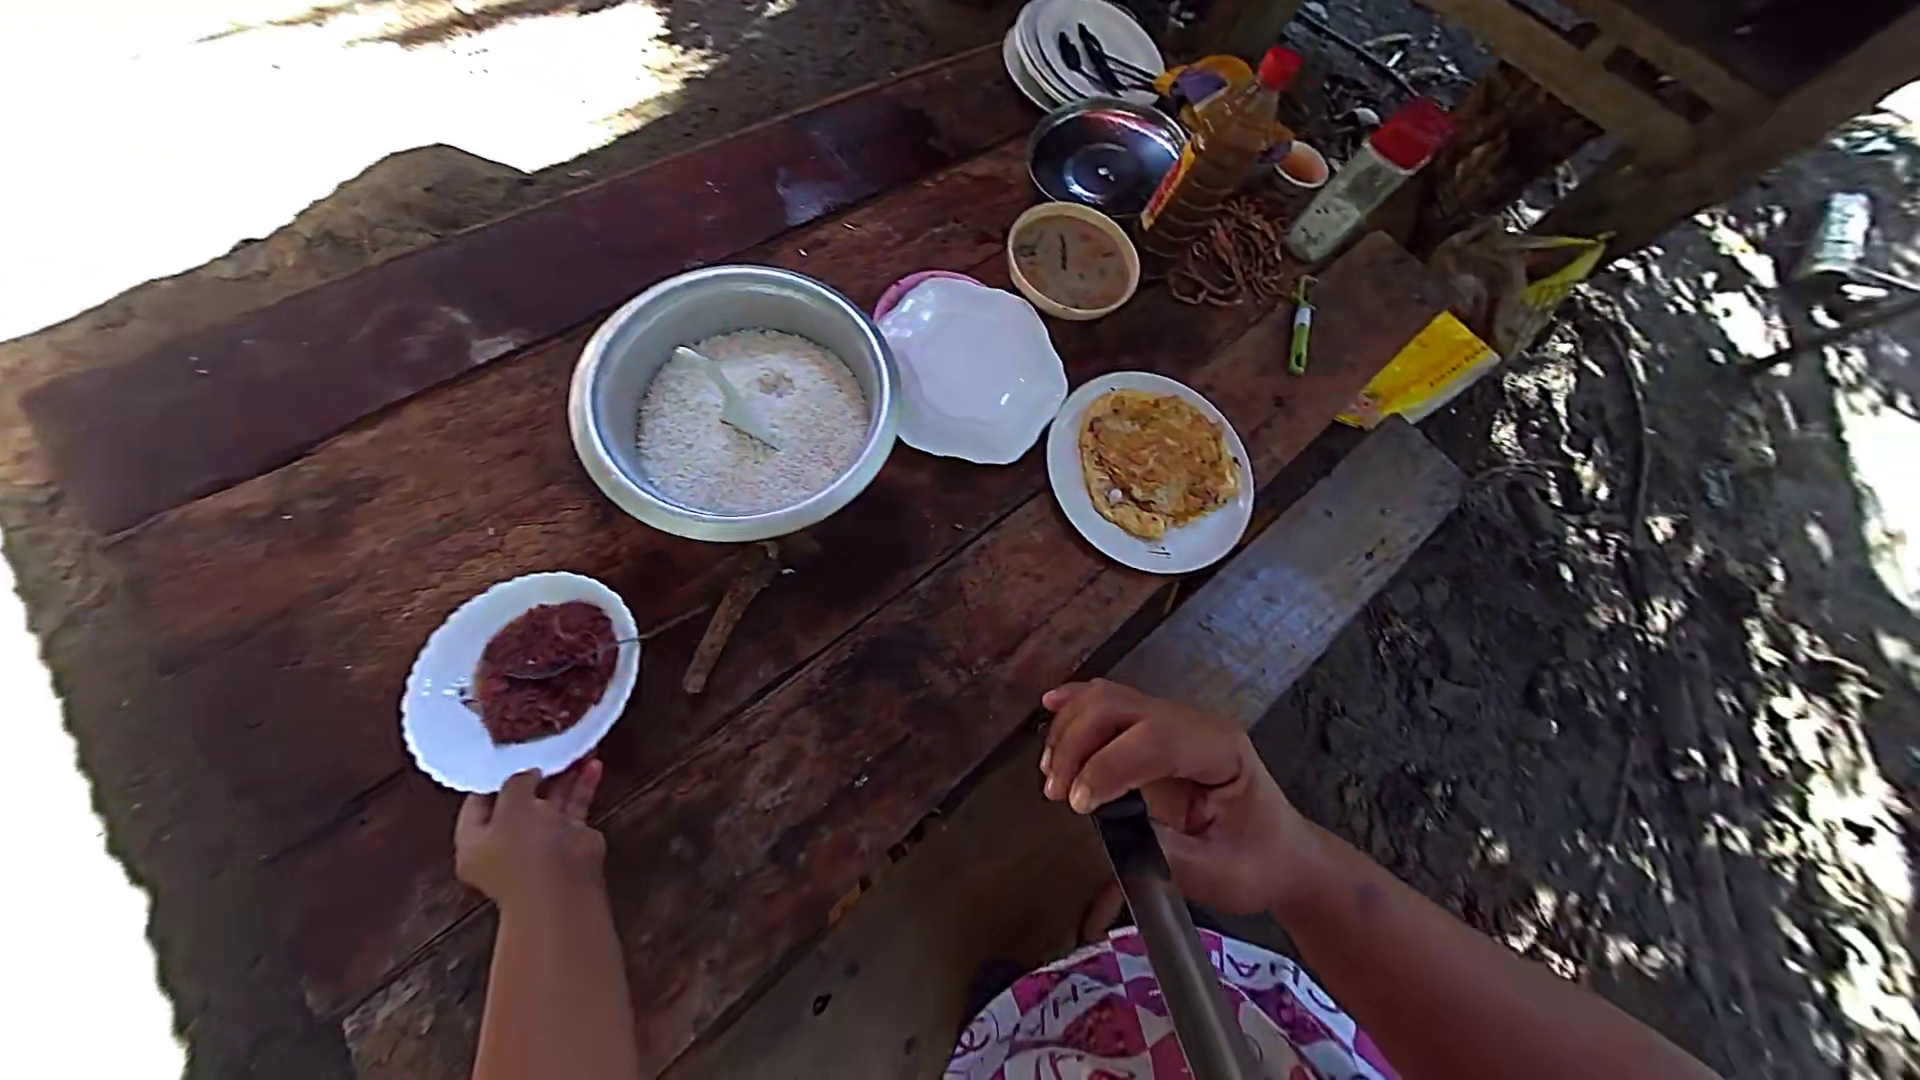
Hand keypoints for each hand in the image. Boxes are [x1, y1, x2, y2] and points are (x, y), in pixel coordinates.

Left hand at [455, 759, 606, 913]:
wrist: (562, 885)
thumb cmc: (524, 849)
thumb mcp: (511, 810)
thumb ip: (515, 784)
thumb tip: (527, 772)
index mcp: (476, 841)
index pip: (479, 802)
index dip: (494, 775)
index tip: (512, 750)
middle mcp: (506, 840)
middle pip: (519, 799)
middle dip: (536, 772)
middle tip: (549, 744)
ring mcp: (540, 839)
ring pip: (550, 799)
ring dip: (564, 774)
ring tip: (576, 747)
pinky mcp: (570, 836)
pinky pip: (574, 805)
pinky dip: (583, 784)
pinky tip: (594, 763)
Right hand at [1041, 680, 1319, 913]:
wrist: (1279, 852)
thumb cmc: (1256, 863)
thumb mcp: (1219, 874)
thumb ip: (1166, 853)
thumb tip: (1113, 832)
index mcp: (1220, 750)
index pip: (1155, 740)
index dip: (1108, 766)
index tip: (1079, 805)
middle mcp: (1191, 722)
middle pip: (1119, 706)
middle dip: (1077, 744)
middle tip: (1057, 792)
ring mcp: (1169, 718)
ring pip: (1106, 698)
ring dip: (1069, 730)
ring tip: (1052, 775)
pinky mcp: (1149, 727)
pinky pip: (1108, 701)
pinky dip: (1076, 704)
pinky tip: (1052, 706)